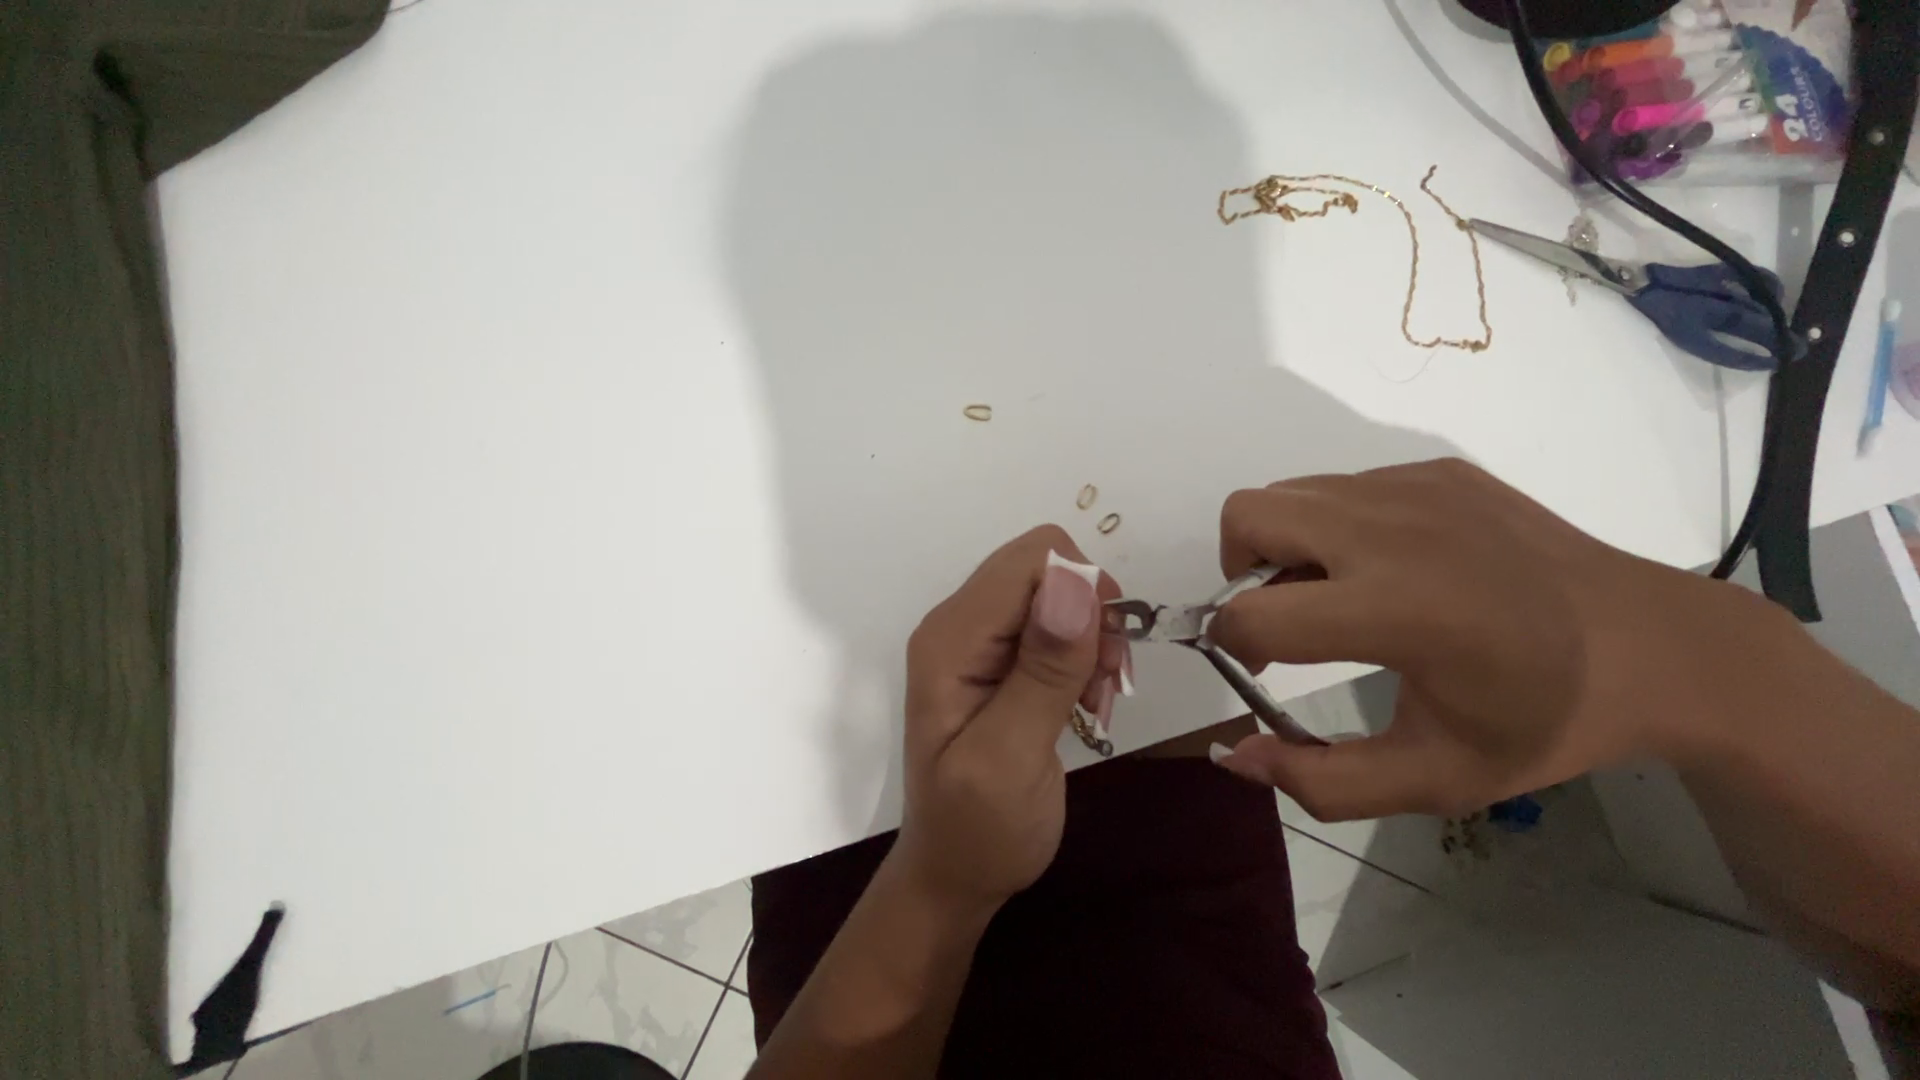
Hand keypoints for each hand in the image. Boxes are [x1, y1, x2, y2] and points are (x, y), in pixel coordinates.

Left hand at [890, 526, 1125, 911]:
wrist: (957, 873)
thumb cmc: (978, 830)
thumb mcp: (1009, 760)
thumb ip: (1041, 673)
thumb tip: (1074, 582)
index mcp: (950, 638)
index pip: (1029, 560)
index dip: (1083, 591)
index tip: (1103, 660)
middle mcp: (959, 624)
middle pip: (1046, 567)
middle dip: (1091, 615)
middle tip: (1102, 684)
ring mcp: (979, 642)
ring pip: (1059, 592)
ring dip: (1094, 639)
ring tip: (1095, 700)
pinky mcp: (1002, 660)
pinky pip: (1057, 625)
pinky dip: (1085, 655)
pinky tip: (1086, 702)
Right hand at [1206, 458, 1786, 820]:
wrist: (1659, 648)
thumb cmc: (1544, 721)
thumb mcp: (1434, 780)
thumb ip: (1320, 780)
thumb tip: (1232, 754)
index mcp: (1397, 611)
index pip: (1252, 616)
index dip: (1232, 647)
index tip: (1260, 670)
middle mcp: (1394, 532)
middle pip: (1247, 516)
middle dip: (1239, 570)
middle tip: (1284, 616)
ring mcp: (1418, 489)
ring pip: (1290, 494)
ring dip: (1285, 545)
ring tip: (1339, 593)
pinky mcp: (1440, 472)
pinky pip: (1345, 487)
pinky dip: (1338, 527)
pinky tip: (1398, 568)